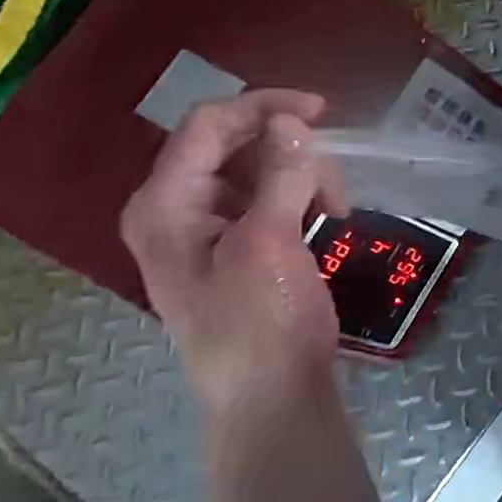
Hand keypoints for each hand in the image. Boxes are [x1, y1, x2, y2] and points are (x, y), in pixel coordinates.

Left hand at [121, 90, 347, 414]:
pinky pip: (269, 200)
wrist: (270, 394)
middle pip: (235, 146)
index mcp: (166, 203)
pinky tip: (324, 223)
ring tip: (335, 215)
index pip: (208, 125)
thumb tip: (290, 121)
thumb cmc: (262, 323)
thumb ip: (279, 176)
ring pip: (259, 171)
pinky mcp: (238, 247)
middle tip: (334, 188)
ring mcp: (208, 229)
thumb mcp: (270, 243)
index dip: (263, 107)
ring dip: (303, 180)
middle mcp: (178, 208)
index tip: (323, 110)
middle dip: (292, 154)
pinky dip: (301, 200)